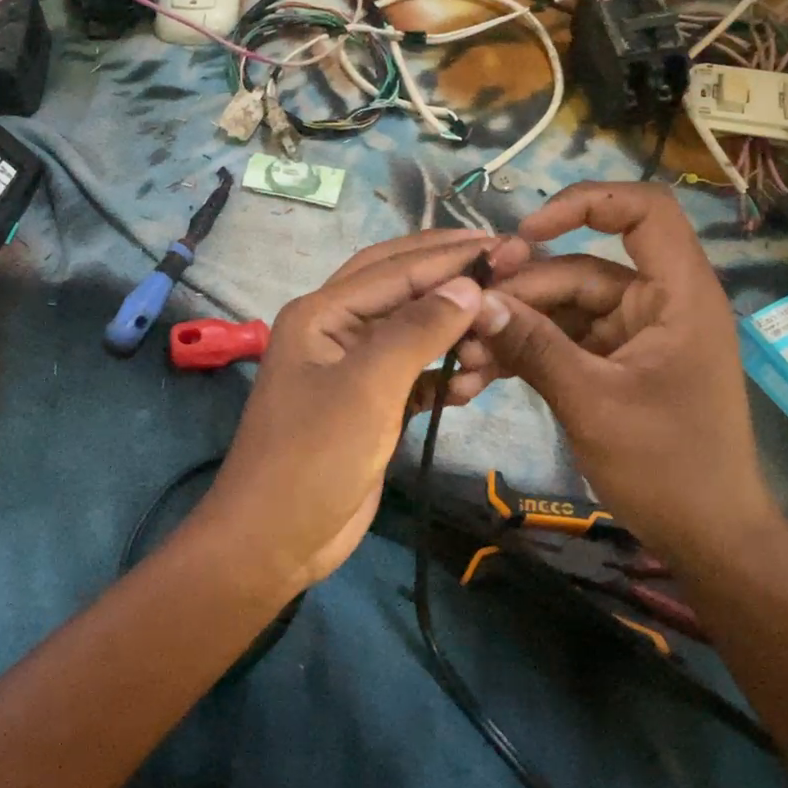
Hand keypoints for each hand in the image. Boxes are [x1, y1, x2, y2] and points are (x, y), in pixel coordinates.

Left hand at [193, 230, 513, 595]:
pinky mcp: (370, 409)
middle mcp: (334, 332)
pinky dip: (445, 376)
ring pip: (412, 334)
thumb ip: (418, 329)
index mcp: (321, 313)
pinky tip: (475, 383)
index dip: (452, 256)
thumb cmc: (314, 457)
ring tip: (496, 343)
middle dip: (452, 280)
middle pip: (402, 288)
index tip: (510, 247)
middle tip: (511, 271)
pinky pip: (415, 376)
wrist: (276, 540)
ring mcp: (352, 372)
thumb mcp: (367, 386)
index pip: (394, 268)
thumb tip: (469, 286)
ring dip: (453, 333)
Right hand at [458, 182, 784, 563]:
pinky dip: (528, 354)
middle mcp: (657, 304)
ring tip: (467, 359)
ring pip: (563, 310)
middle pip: (580, 270)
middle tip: (466, 320)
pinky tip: (483, 376)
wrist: (706, 537)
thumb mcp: (592, 402)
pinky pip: (563, 344)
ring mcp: (633, 337)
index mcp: (678, 295)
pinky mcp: (613, 368)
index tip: (525, 233)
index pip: (643, 212)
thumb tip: (476, 302)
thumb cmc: (667, 466)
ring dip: (515, 329)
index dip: (584, 204)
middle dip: (522, 293)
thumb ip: (534, 347)